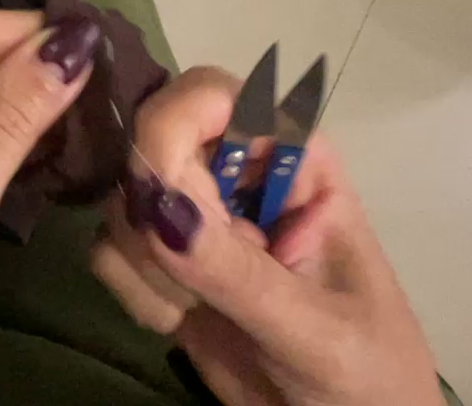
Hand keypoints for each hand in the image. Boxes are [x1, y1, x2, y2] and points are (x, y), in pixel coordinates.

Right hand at [89, 68, 444, 405]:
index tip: (162, 193)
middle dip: (159, 216)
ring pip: (121, 193)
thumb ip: (240, 274)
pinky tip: (176, 318)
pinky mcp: (154, 248)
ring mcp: (187, 207)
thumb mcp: (319, 334)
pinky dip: (131, 286)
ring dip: (148, 261)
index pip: (211, 93)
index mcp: (290, 159)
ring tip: (198, 307)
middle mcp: (230, 168)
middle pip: (148, 138)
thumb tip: (160, 212)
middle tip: (195, 276)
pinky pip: (105, 239)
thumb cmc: (367, 382)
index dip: (171, 125)